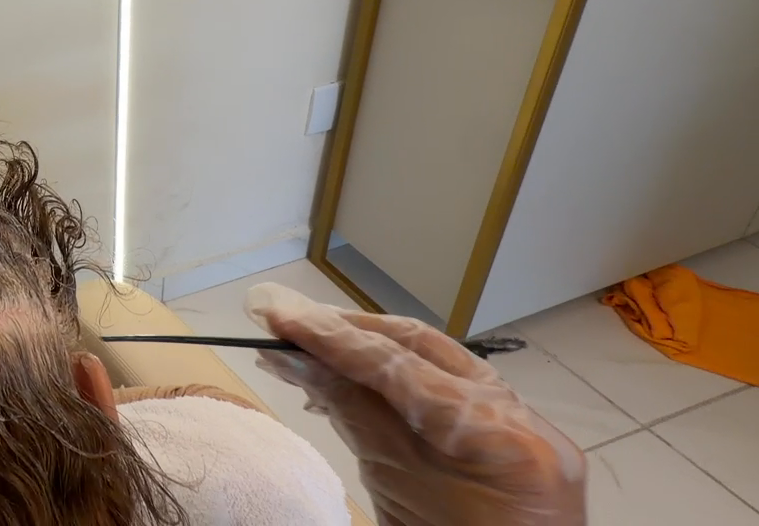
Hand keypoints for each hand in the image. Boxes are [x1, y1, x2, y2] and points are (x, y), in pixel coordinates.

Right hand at [247, 283, 585, 524]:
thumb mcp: (389, 478)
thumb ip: (345, 406)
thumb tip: (288, 354)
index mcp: (500, 435)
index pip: (397, 364)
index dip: (329, 336)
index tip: (274, 316)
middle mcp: (520, 414)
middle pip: (416, 344)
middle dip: (346, 328)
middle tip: (286, 320)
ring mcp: (520, 419)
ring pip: (426, 355)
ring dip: (360, 345)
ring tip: (303, 343)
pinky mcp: (505, 427)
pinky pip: (438, 381)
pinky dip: (386, 370)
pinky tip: (342, 372)